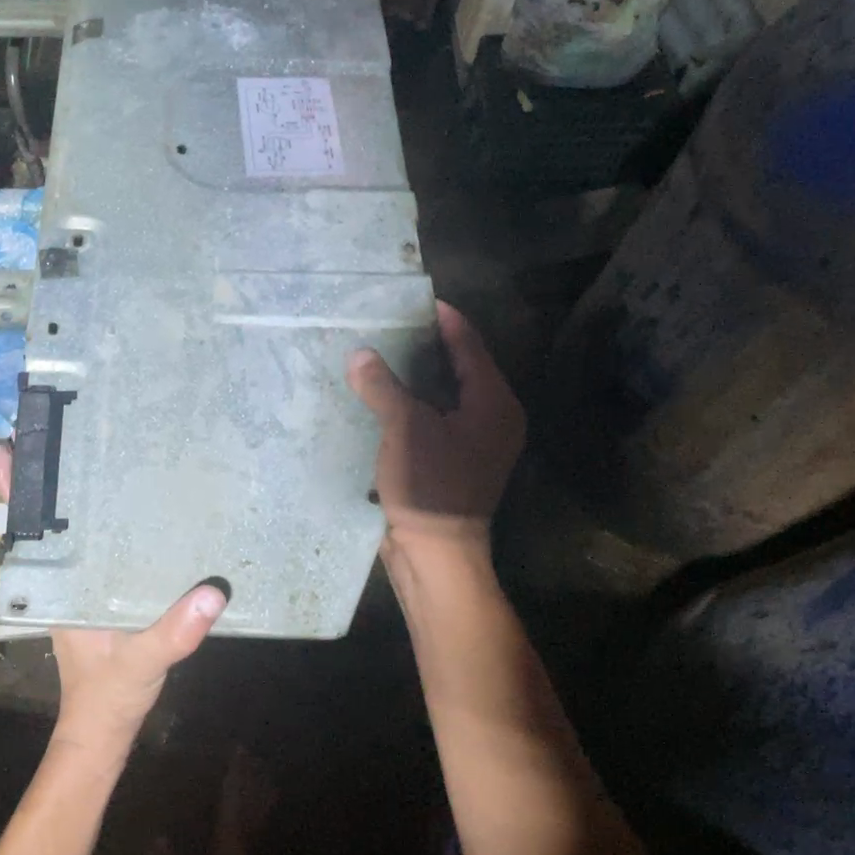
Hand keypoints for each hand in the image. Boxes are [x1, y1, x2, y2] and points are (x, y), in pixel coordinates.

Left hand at [0, 446, 227, 749]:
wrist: (105, 728)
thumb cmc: (109, 693)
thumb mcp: (141, 661)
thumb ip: (172, 632)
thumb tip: (212, 593)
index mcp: (58, 586)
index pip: (28, 528)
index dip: (16, 489)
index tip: (12, 444)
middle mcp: (64, 578)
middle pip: (48, 520)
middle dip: (50, 479)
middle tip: (66, 426)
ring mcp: (81, 585)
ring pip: (73, 532)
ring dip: (77, 497)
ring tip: (98, 449)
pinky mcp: (101, 595)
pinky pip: (99, 550)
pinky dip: (106, 526)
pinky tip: (130, 506)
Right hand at [347, 301, 524, 557]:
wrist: (436, 554)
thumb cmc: (430, 487)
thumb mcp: (405, 429)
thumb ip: (383, 387)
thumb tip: (360, 354)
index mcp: (494, 405)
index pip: (470, 347)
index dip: (446, 320)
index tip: (418, 299)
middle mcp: (492, 419)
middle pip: (460, 369)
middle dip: (427, 347)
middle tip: (392, 324)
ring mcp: (474, 444)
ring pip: (445, 397)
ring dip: (416, 378)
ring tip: (381, 356)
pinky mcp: (453, 463)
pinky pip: (433, 420)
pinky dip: (412, 405)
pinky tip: (383, 399)